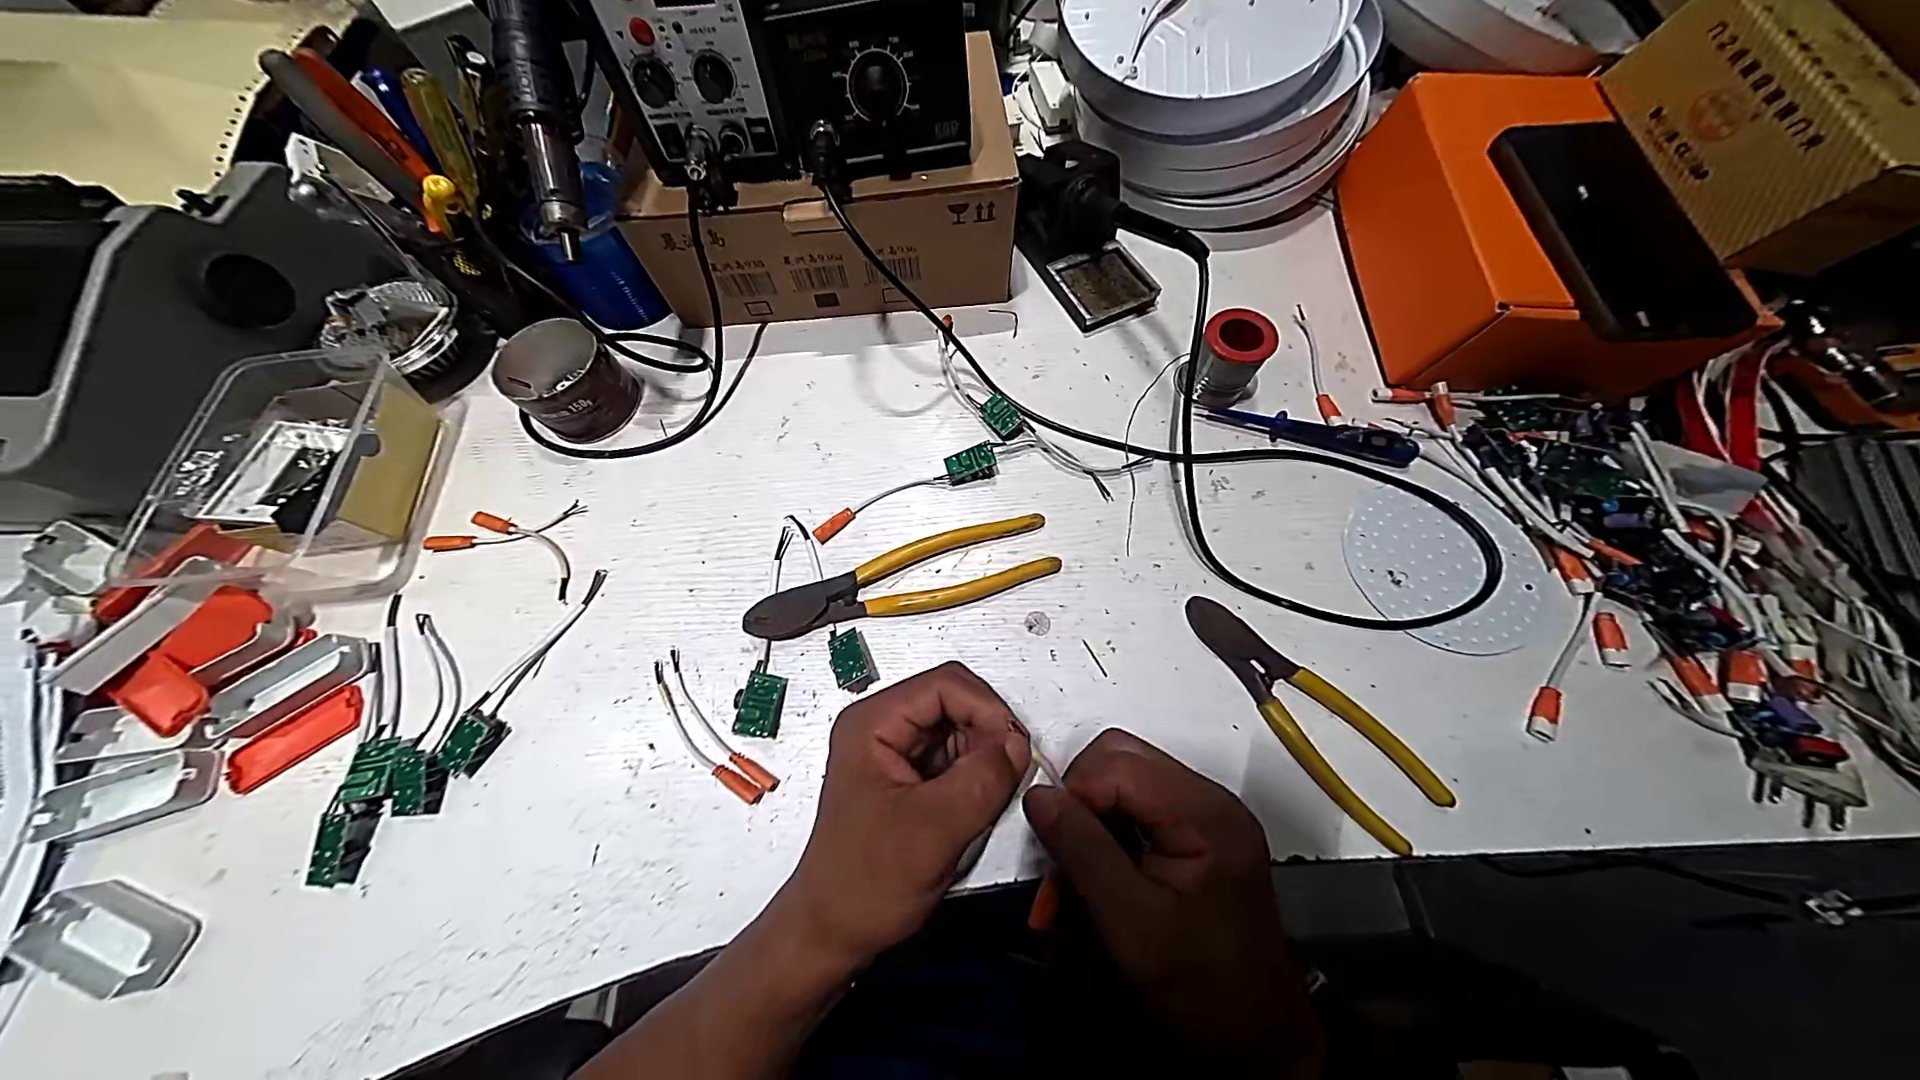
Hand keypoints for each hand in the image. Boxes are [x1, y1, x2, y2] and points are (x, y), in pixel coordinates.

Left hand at [778, 662, 1031, 965]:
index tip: (1012, 744)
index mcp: (871, 724)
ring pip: (960, 726)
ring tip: (984, 796)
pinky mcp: (911, 773)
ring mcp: (896, 749)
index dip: (986, 708)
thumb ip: (980, 781)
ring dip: (983, 755)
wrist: (835, 931)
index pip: (945, 684)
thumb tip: (1016, 744)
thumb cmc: (859, 886)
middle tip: (1006, 770)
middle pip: (955, 699)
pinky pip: (957, 754)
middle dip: (988, 731)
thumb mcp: (931, 831)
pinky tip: (973, 804)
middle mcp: (882, 727)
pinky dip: (975, 773)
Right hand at [1023, 729, 1323, 1071]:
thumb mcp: (1130, 924)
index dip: (1075, 794)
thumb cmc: (1203, 991)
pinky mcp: (1199, 826)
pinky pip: (1140, 796)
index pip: (1117, 763)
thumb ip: (1082, 851)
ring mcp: (1207, 810)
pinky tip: (1107, 861)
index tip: (1055, 839)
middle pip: (1122, 755)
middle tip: (1067, 846)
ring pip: (1126, 771)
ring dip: (1094, 808)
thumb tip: (1039, 796)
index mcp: (1204, 815)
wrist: (1257, 1038)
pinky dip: (1111, 820)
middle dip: (1082, 794)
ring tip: (1084, 859)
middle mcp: (1210, 799)